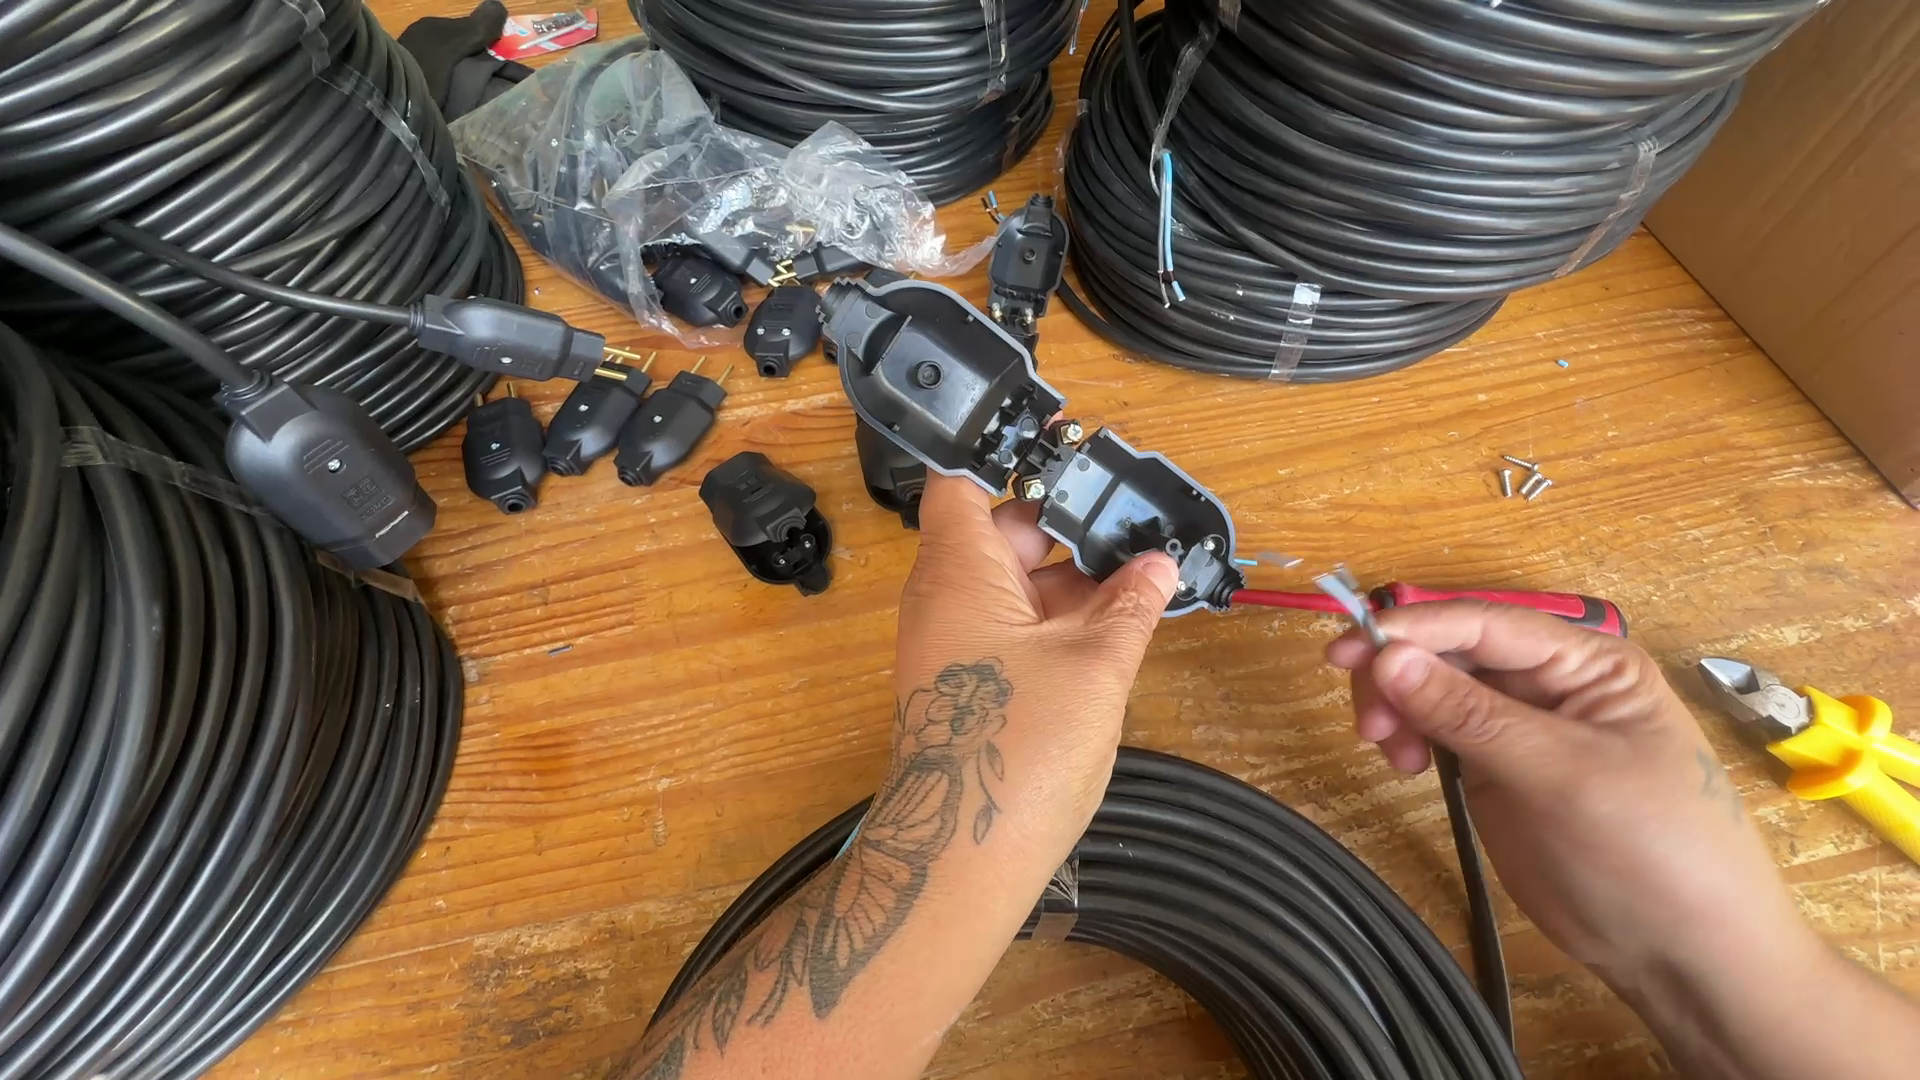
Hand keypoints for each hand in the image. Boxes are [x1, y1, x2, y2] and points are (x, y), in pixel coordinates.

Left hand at [892, 474, 1177, 839]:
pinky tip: (1116, 627)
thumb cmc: (1022, 746)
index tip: (1066, 453)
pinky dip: (1058, 620)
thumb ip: (1130, 607)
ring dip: (1072, 581)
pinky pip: (1014, 626)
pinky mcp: (969, 679)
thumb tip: (1158, 566)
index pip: (961, 484)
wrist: (965, 856)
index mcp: (959, 571)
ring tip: (1140, 577)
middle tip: (1134, 526)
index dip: (1007, 459)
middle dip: (1068, 529)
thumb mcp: (1094, 666)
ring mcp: (955, 640)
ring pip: (1015, 584)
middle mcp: (946, 597)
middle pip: (1004, 532)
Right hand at [1325, 601, 1815, 986]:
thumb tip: (1384, 655)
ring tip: (1393, 756)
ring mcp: (1514, 722)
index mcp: (1584, 663)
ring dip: (1395, 708)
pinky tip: (1406, 766)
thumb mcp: (1561, 775)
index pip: (1480, 623)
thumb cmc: (1651, 853)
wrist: (1682, 958)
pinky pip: (1428, 725)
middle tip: (1368, 725)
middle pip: (1444, 650)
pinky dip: (1405, 735)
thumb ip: (1467, 712)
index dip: (1409, 629)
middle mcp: (1545, 680)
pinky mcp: (1489, 761)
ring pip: (1426, 684)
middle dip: (1396, 676)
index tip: (1344, 652)